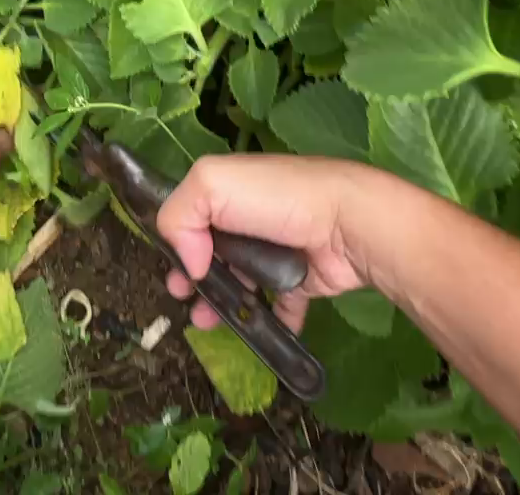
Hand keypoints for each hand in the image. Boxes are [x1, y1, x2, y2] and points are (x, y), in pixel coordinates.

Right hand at [157, 155, 403, 331]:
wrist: (348, 222)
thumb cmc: (275, 198)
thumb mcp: (211, 184)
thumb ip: (180, 216)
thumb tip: (189, 262)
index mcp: (227, 189)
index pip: (191, 214)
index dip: (176, 242)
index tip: (171, 270)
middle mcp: (249, 216)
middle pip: (211, 252)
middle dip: (194, 278)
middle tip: (184, 300)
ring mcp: (276, 249)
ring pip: (240, 281)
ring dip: (222, 304)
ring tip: (209, 324)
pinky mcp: (301, 278)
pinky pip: (278, 305)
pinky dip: (266, 322)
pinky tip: (255, 335)